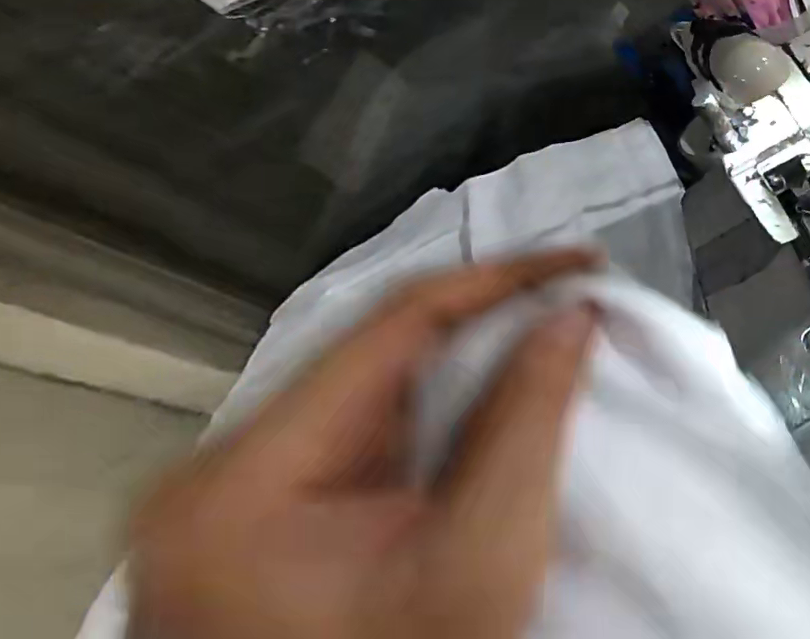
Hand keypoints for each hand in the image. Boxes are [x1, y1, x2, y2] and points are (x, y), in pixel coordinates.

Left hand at [127, 248, 602, 638]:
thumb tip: (573, 311)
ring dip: (477, 347)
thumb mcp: (485, 549)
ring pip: (385, 374)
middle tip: (576, 292)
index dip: (503, 278)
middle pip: (384, 346)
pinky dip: (452, 391)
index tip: (584, 261)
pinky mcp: (278, 502)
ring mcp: (246, 483)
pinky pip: (378, 414)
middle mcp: (225, 463)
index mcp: (245, 475)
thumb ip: (532, 411)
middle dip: (494, 312)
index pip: (395, 323)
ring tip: (554, 322)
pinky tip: (503, 380)